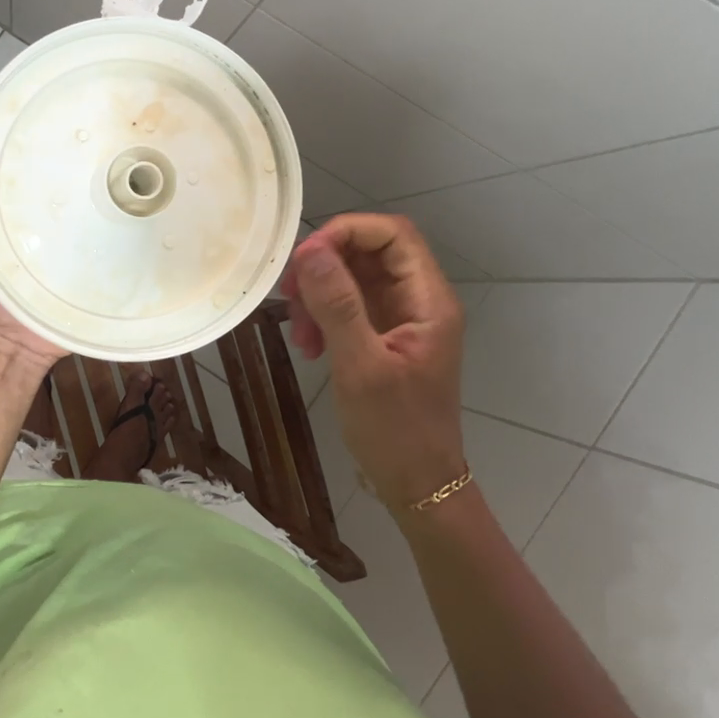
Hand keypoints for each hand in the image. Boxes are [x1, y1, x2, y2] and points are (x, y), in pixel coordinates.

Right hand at [280, 214, 465, 510]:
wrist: (416, 483)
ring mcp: (400, 320)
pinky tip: (308, 344)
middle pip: (370, 252)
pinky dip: (322, 316)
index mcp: (428, 301)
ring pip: (353, 279)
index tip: (304, 260)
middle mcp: (418, 301)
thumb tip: (311, 251)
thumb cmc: (396, 430)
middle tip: (290, 296)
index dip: (346, 234)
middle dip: (325, 266)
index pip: (393, 235)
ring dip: (318, 294)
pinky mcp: (382, 337)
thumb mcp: (361, 366)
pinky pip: (348, 307)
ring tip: (299, 332)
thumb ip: (338, 305)